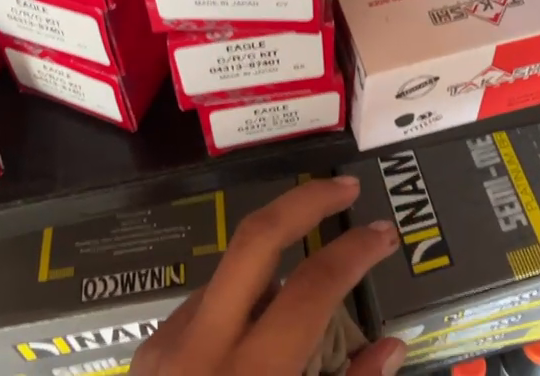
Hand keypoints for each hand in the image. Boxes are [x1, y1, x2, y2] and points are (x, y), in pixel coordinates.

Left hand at [130, 177, 405, 375]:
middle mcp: (200, 347)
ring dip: (273, 265)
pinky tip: (254, 340)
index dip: (354, 252)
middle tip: (346, 186)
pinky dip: (241, 307)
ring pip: (230, 273)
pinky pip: (207, 307)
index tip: (384, 232)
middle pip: (255, 239)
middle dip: (305, 202)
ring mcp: (165, 344)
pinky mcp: (147, 353)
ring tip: (305, 294)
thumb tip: (392, 345)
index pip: (311, 290)